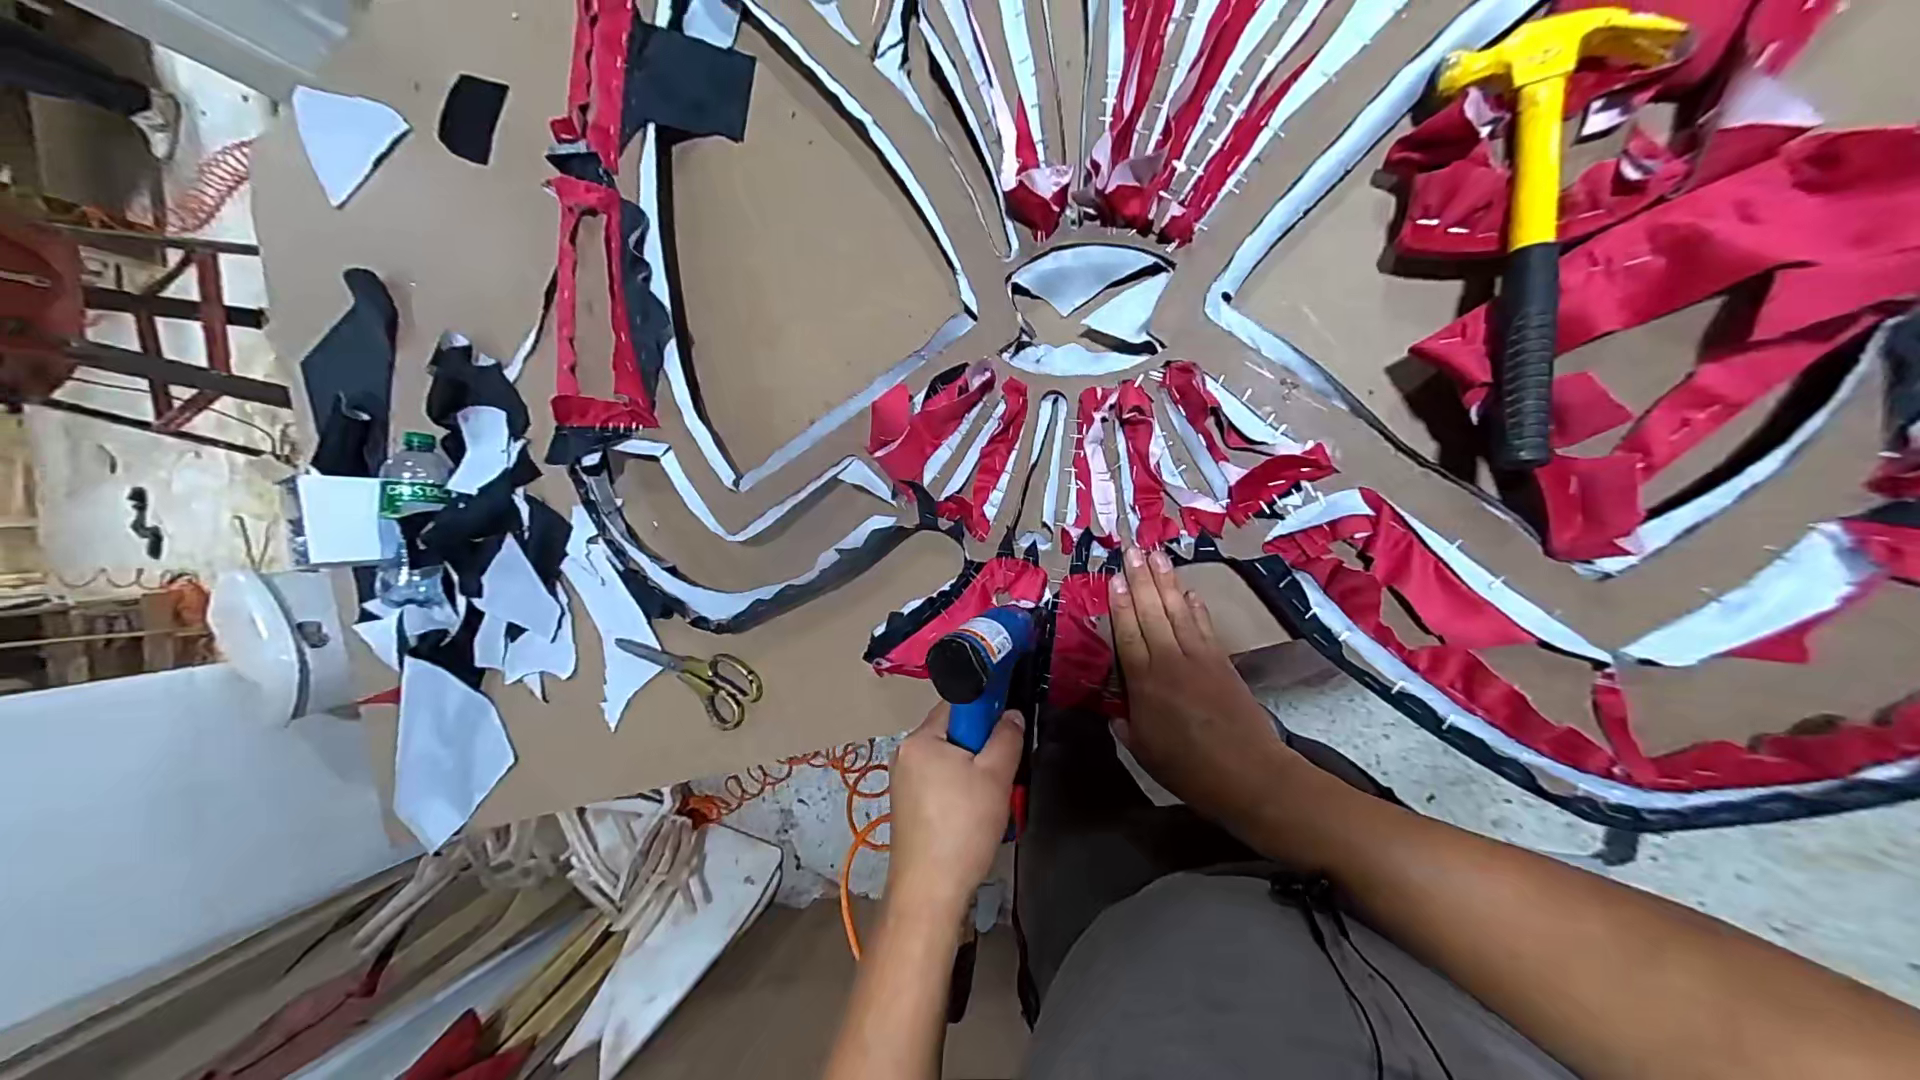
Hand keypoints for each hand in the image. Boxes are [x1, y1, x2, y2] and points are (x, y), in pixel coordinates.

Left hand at [883, 704, 1021, 920]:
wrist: (930, 890)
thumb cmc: (962, 828)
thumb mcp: (996, 776)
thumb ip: (1007, 737)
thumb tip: (1012, 715)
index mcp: (920, 739)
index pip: (956, 704)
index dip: (985, 710)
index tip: (1007, 724)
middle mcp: (905, 754)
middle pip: (952, 733)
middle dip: (981, 747)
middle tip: (1001, 770)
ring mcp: (902, 782)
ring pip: (948, 760)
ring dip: (972, 771)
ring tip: (989, 799)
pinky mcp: (907, 806)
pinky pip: (939, 782)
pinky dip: (959, 790)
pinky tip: (973, 815)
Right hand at [1108, 546, 1298, 831]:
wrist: (1249, 773)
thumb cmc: (1189, 768)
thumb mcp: (1144, 751)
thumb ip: (1127, 725)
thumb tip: (1115, 713)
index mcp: (1145, 682)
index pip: (1127, 633)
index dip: (1119, 604)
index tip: (1113, 578)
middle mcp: (1170, 661)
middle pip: (1152, 612)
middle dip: (1140, 579)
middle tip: (1131, 550)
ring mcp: (1199, 657)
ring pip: (1177, 611)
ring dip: (1166, 581)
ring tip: (1156, 555)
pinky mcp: (1222, 662)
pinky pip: (1204, 626)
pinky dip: (1195, 607)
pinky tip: (1189, 591)